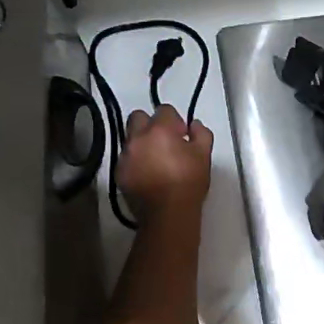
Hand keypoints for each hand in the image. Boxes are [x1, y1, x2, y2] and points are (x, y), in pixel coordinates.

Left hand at [120, 105, 213, 221]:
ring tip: (155, 160)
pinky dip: (135, 162)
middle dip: (150, 124)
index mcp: (159, 130)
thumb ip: (201, 134)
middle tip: (164, 141)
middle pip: (138, 117)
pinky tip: (147, 175)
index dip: (175, 120)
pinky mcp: (119, 173)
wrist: (167, 214)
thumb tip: (194, 125)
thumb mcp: (204, 156)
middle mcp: (137, 138)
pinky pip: (125, 159)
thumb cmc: (188, 182)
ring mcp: (125, 156)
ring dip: (141, 143)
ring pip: (130, 139)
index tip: (182, 135)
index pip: (164, 109)